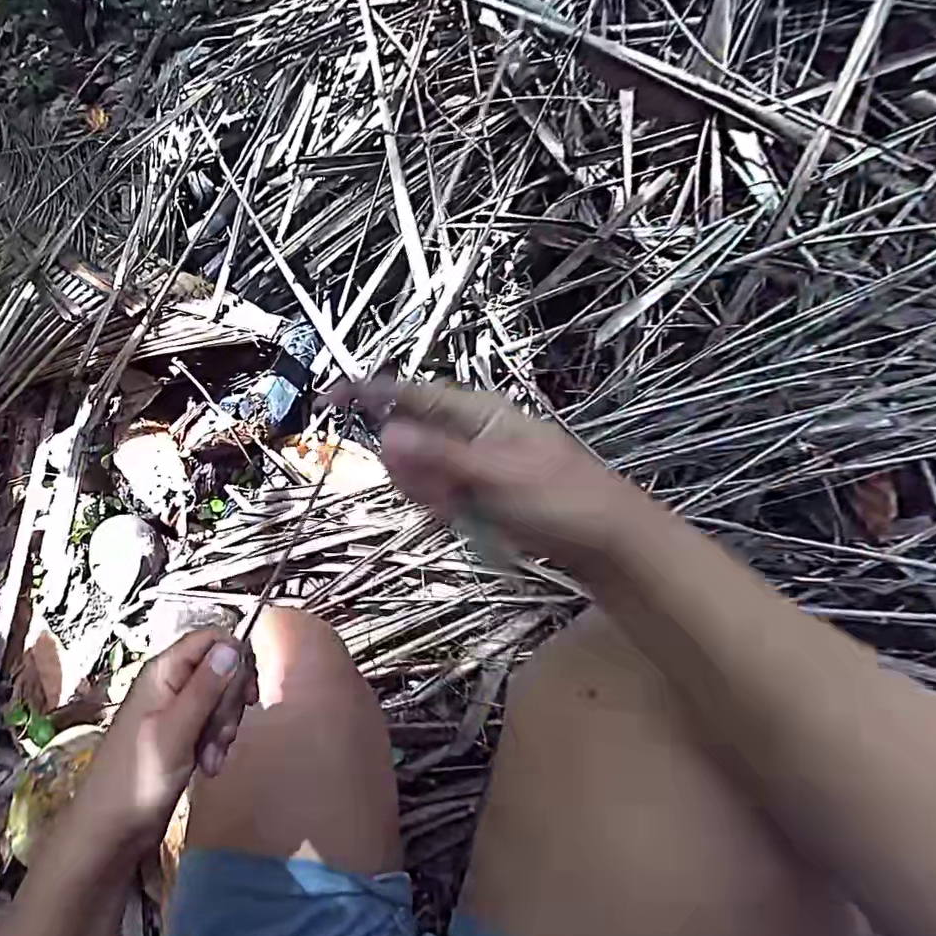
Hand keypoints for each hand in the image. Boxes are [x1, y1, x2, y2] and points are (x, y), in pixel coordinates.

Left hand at [65, 629, 250, 852]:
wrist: (111, 829)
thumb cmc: (138, 776)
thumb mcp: (176, 730)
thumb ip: (205, 688)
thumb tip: (233, 645)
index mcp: (163, 670)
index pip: (210, 639)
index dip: (235, 659)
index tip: (248, 694)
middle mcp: (170, 682)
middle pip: (220, 669)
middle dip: (229, 703)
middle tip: (220, 734)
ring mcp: (175, 709)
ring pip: (219, 699)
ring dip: (223, 729)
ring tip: (211, 759)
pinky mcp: (180, 733)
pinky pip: (211, 724)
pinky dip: (215, 744)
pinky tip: (208, 767)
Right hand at [326, 378, 652, 568]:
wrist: (608, 542)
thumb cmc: (562, 499)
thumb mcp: (496, 476)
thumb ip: (437, 456)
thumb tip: (385, 434)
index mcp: (474, 411)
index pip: (408, 393)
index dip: (366, 393)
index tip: (328, 399)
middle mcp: (464, 429)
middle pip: (405, 439)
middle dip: (411, 469)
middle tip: (442, 495)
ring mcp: (466, 459)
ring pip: (415, 469)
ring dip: (427, 492)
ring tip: (463, 508)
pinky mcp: (469, 485)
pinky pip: (432, 490)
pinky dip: (440, 505)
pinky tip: (467, 516)